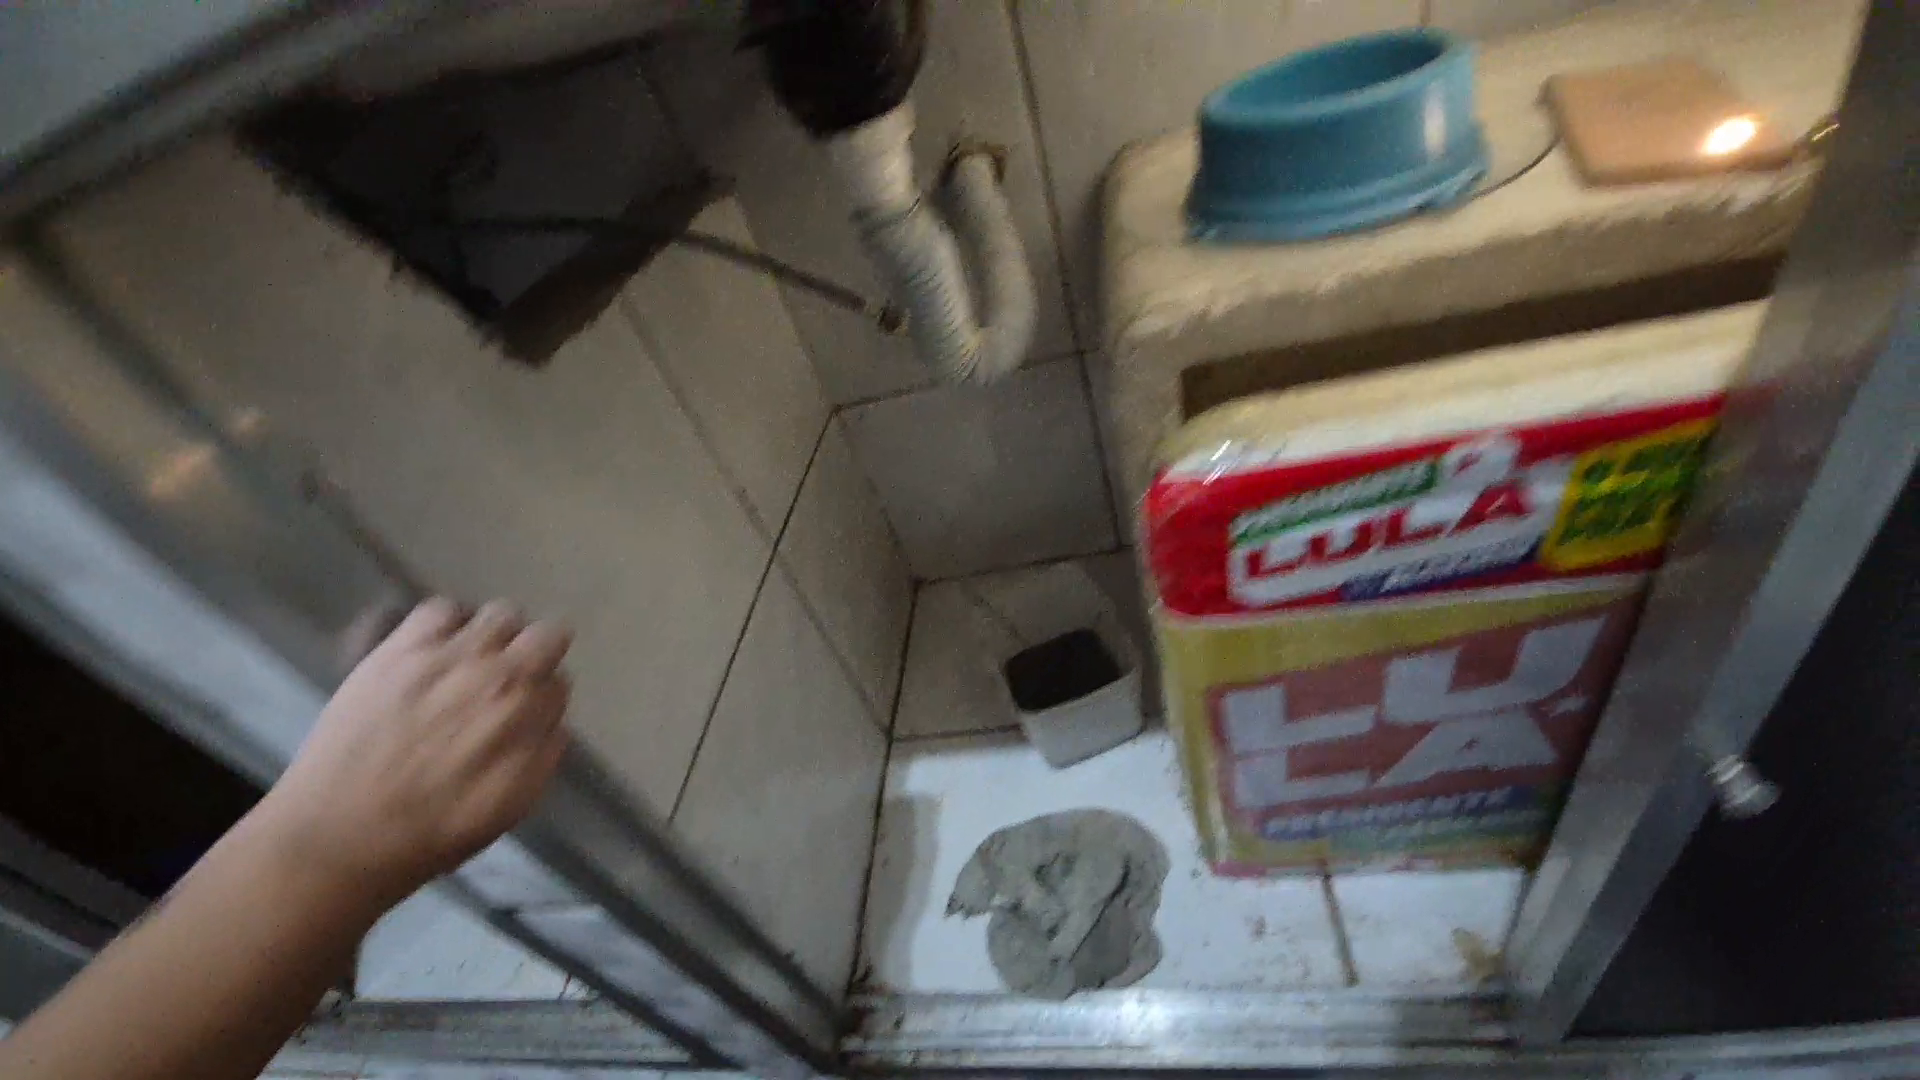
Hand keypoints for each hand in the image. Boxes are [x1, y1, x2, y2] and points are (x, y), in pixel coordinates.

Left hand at [256, 598, 572, 907]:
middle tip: (508, 680)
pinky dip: (447, 623)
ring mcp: (448, 656)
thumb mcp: (514, 804)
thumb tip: (551, 720)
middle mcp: (500, 674)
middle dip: (537, 655)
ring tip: (471, 661)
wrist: (336, 839)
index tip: (524, 715)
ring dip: (497, 636)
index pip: (560, 683)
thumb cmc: (432, 832)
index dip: (543, 698)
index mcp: (529, 712)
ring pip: (502, 615)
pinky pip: (441, 608)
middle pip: (549, 635)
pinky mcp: (399, 649)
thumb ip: (545, 753)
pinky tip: (433, 649)